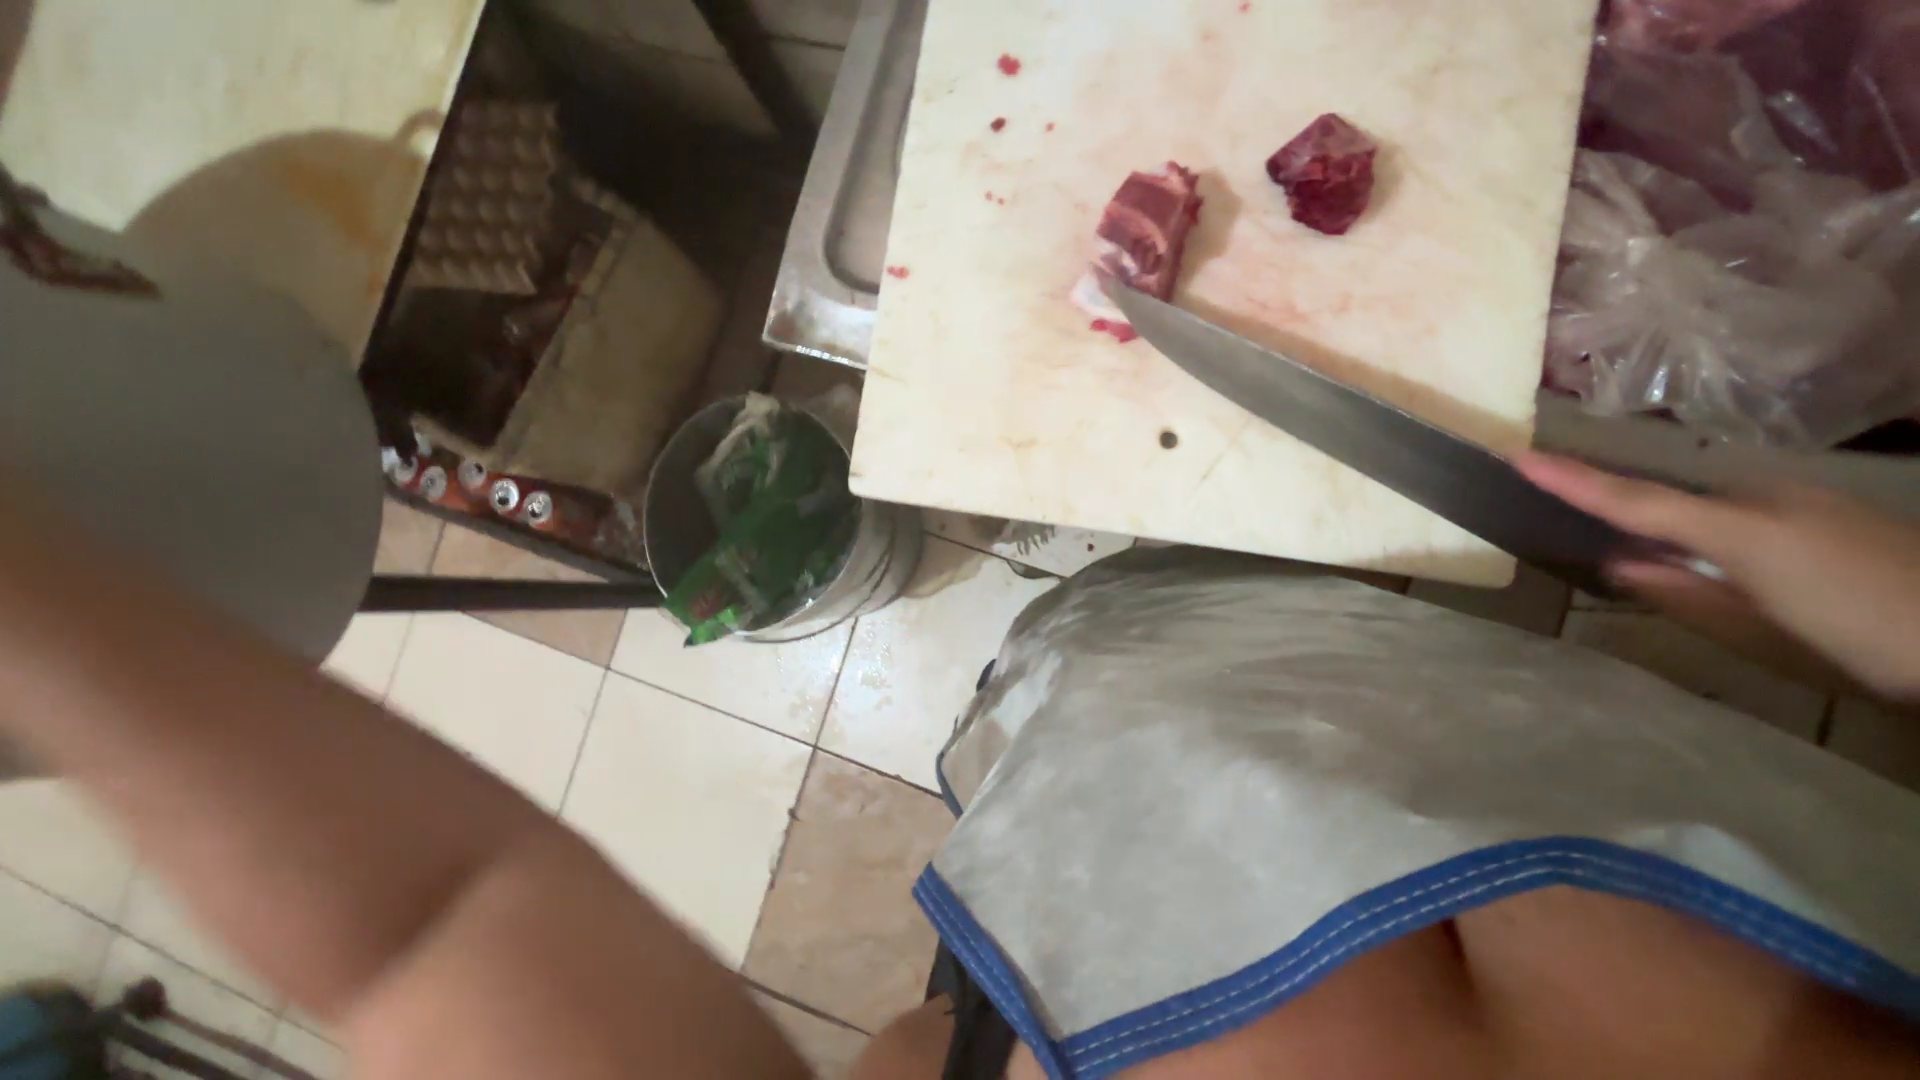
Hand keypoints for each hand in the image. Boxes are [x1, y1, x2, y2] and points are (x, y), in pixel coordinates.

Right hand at [1516, 453, 1919, 704]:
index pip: (1634, 500)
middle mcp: (1766, 497)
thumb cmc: (1868, 642)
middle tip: (1566, 513)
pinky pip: (1741, 508)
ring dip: (1669, 522)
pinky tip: (1719, 558)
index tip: (1518, 458)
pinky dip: (1710, 526)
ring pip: (1707, 503)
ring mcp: (1803, 498)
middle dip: (1619, 505)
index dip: (1573, 481)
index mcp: (1741, 529)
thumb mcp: (1760, 632)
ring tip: (1644, 552)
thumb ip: (1680, 592)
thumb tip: (1616, 562)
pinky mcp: (1828, 509)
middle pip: (1668, 495)